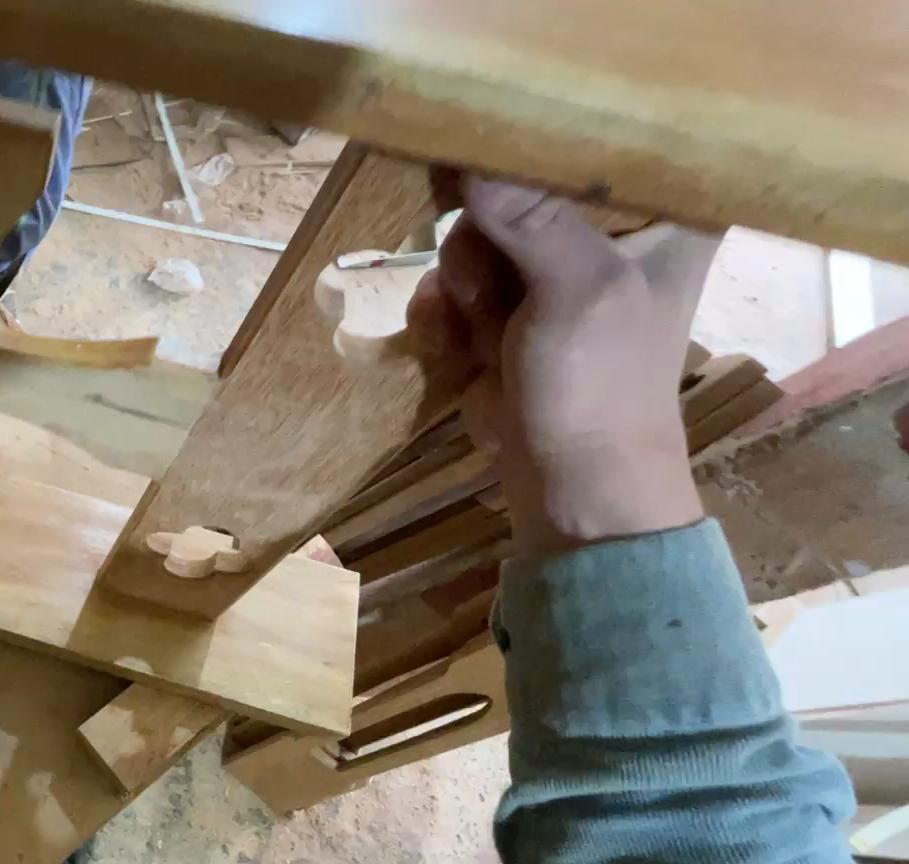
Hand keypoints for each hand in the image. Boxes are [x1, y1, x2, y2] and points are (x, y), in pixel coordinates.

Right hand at [409, 175, 721, 553]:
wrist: (565, 473)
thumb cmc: (596, 380)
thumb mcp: (575, 290)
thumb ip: (531, 222)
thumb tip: (469, 162)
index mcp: (658, 215)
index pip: (581, 156)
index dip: (522, 169)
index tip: (480, 188)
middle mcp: (601, 238)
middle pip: (505, 204)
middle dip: (478, 254)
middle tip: (487, 296)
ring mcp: (542, 281)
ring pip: (466, 251)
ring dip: (454, 294)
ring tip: (476, 334)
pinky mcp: (499, 317)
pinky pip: (446, 292)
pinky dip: (439, 320)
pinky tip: (452, 348)